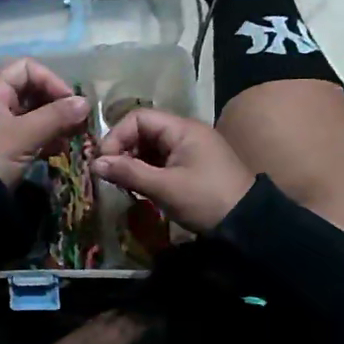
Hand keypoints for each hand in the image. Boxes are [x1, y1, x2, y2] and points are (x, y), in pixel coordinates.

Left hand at [0, 58, 90, 187]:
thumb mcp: (25, 135)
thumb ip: (56, 117)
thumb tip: (85, 103)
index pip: (26, 68)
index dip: (50, 79)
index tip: (69, 100)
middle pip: (33, 91)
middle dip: (58, 104)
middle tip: (78, 121)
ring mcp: (1, 126)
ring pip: (34, 114)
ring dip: (56, 122)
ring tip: (74, 136)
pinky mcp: (6, 147)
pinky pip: (31, 134)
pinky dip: (48, 138)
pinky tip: (62, 149)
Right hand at [92, 108, 253, 233]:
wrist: (249, 225)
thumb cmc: (206, 200)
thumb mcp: (165, 187)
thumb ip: (128, 173)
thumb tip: (94, 164)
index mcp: (182, 129)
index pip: (138, 118)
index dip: (116, 136)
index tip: (104, 161)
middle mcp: (185, 133)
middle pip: (142, 130)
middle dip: (122, 149)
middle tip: (109, 173)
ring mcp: (189, 150)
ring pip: (149, 147)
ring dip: (132, 162)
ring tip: (121, 182)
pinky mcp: (190, 167)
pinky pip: (159, 161)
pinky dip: (145, 170)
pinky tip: (136, 187)